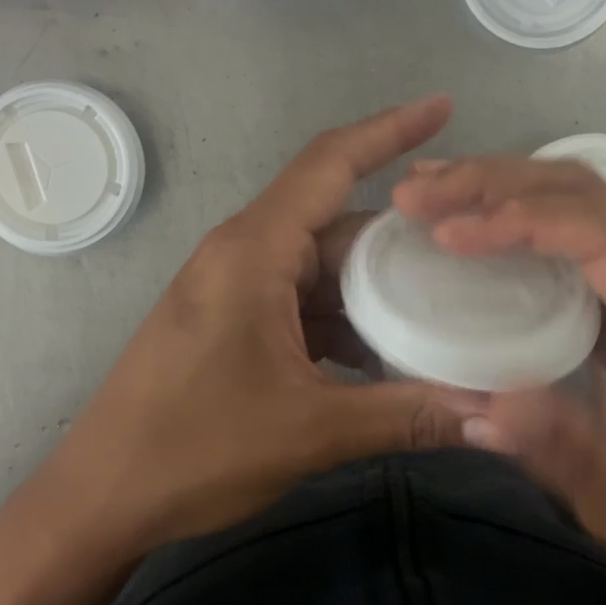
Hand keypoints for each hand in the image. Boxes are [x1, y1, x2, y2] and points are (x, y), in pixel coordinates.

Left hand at [46, 96, 481, 551]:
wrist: (103, 496)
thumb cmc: (195, 449)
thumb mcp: (310, 430)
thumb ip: (407, 416)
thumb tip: (501, 419)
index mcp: (253, 253)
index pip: (328, 165)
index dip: (389, 131)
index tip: (444, 108)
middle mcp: (241, 257)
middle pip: (334, 223)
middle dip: (402, 237)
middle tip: (476, 251)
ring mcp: (231, 293)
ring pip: (319, 269)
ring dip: (374, 288)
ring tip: (446, 305)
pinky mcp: (228, 327)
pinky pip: (299, 305)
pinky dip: (344, 321)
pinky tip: (386, 355)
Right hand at [391, 156, 605, 585]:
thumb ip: (560, 449)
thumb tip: (481, 404)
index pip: (598, 234)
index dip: (519, 221)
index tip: (445, 235)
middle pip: (585, 194)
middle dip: (495, 183)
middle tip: (414, 194)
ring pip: (580, 196)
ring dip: (501, 184)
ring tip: (427, 189)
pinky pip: (574, 224)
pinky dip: (517, 207)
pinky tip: (469, 216)